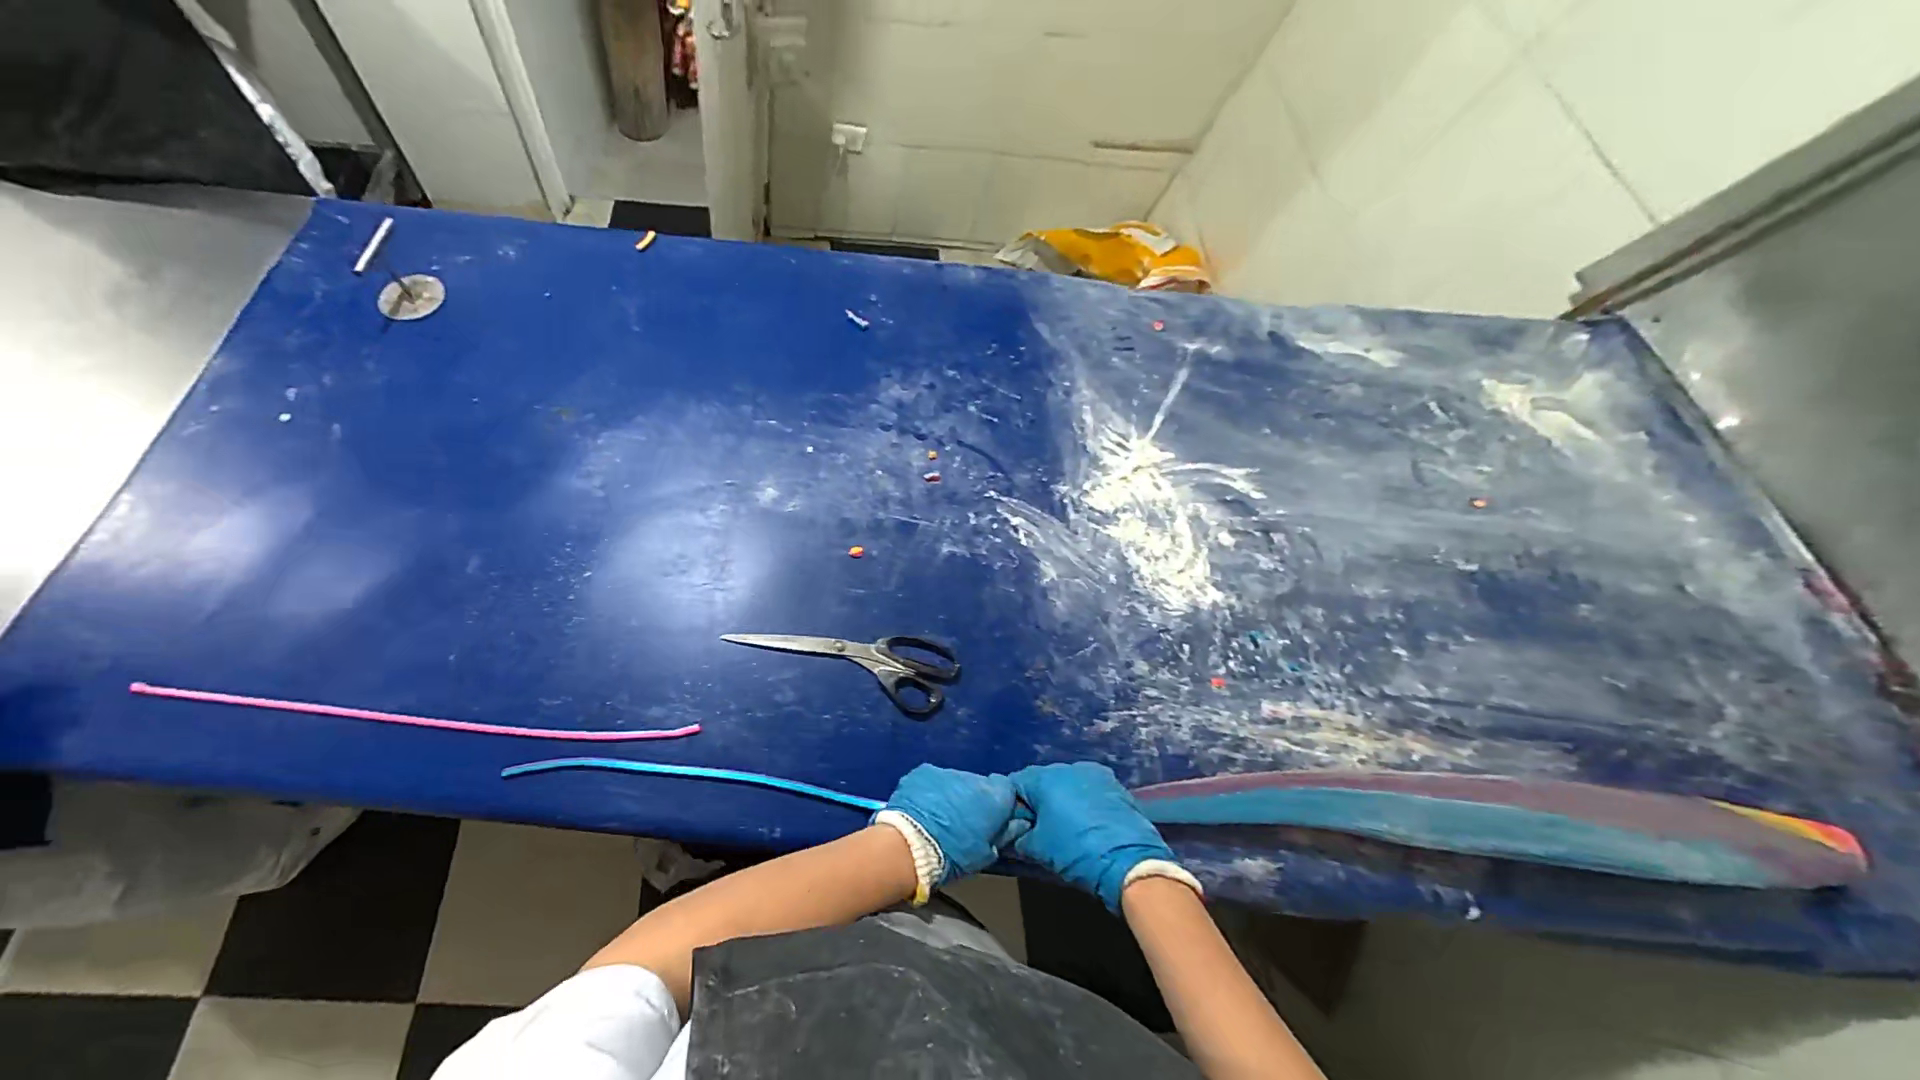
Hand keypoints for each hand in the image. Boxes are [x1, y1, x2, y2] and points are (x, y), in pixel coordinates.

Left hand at [881, 764, 1027, 882]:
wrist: (908, 846)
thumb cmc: (953, 855)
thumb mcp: (986, 853)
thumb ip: (1004, 834)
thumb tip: (1017, 824)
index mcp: (994, 796)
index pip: (1007, 789)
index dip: (1000, 802)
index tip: (992, 818)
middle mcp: (973, 777)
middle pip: (980, 784)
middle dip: (975, 798)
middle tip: (964, 821)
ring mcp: (946, 772)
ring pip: (956, 781)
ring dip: (953, 795)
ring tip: (941, 816)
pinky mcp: (923, 771)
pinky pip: (933, 780)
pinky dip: (931, 791)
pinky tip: (923, 808)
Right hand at [1009, 761, 1176, 911]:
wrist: (1129, 863)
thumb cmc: (1075, 851)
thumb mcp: (1038, 849)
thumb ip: (1020, 837)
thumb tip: (1016, 835)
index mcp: (1046, 777)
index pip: (1016, 783)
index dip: (1012, 806)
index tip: (1015, 826)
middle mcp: (1070, 767)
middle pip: (1044, 781)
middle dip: (1038, 802)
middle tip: (1038, 829)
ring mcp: (1096, 774)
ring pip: (1068, 785)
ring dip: (1063, 802)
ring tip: (1065, 829)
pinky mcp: (1116, 786)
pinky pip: (1090, 791)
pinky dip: (1084, 804)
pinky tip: (1086, 826)